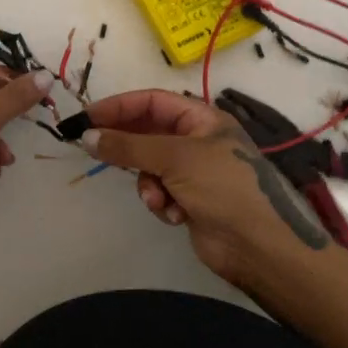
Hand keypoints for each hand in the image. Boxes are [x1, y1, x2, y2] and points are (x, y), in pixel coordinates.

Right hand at [81, 89, 324, 286]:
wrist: (261, 246)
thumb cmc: (223, 187)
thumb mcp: (173, 158)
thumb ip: (127, 146)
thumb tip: (86, 137)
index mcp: (203, 119)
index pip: (152, 101)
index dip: (118, 107)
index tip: (87, 118)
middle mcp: (198, 141)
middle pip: (148, 133)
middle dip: (127, 147)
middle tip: (93, 149)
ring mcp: (195, 172)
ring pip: (149, 166)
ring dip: (148, 184)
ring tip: (157, 199)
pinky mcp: (191, 200)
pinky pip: (160, 191)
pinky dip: (162, 202)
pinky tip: (175, 215)